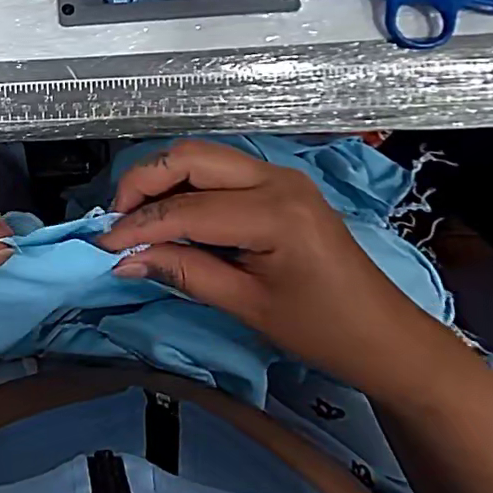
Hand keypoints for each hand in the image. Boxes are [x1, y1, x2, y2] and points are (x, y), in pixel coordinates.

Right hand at [96, 139, 448, 396]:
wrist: (388, 337)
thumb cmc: (324, 331)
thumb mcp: (247, 306)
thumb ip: (182, 272)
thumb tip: (125, 259)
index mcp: (275, 213)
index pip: (186, 208)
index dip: (138, 225)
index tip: (105, 244)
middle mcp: (276, 178)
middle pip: (189, 156)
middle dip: (143, 182)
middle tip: (117, 219)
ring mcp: (280, 175)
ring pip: (201, 156)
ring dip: (162, 179)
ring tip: (136, 215)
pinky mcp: (278, 182)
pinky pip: (218, 170)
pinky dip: (185, 185)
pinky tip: (170, 211)